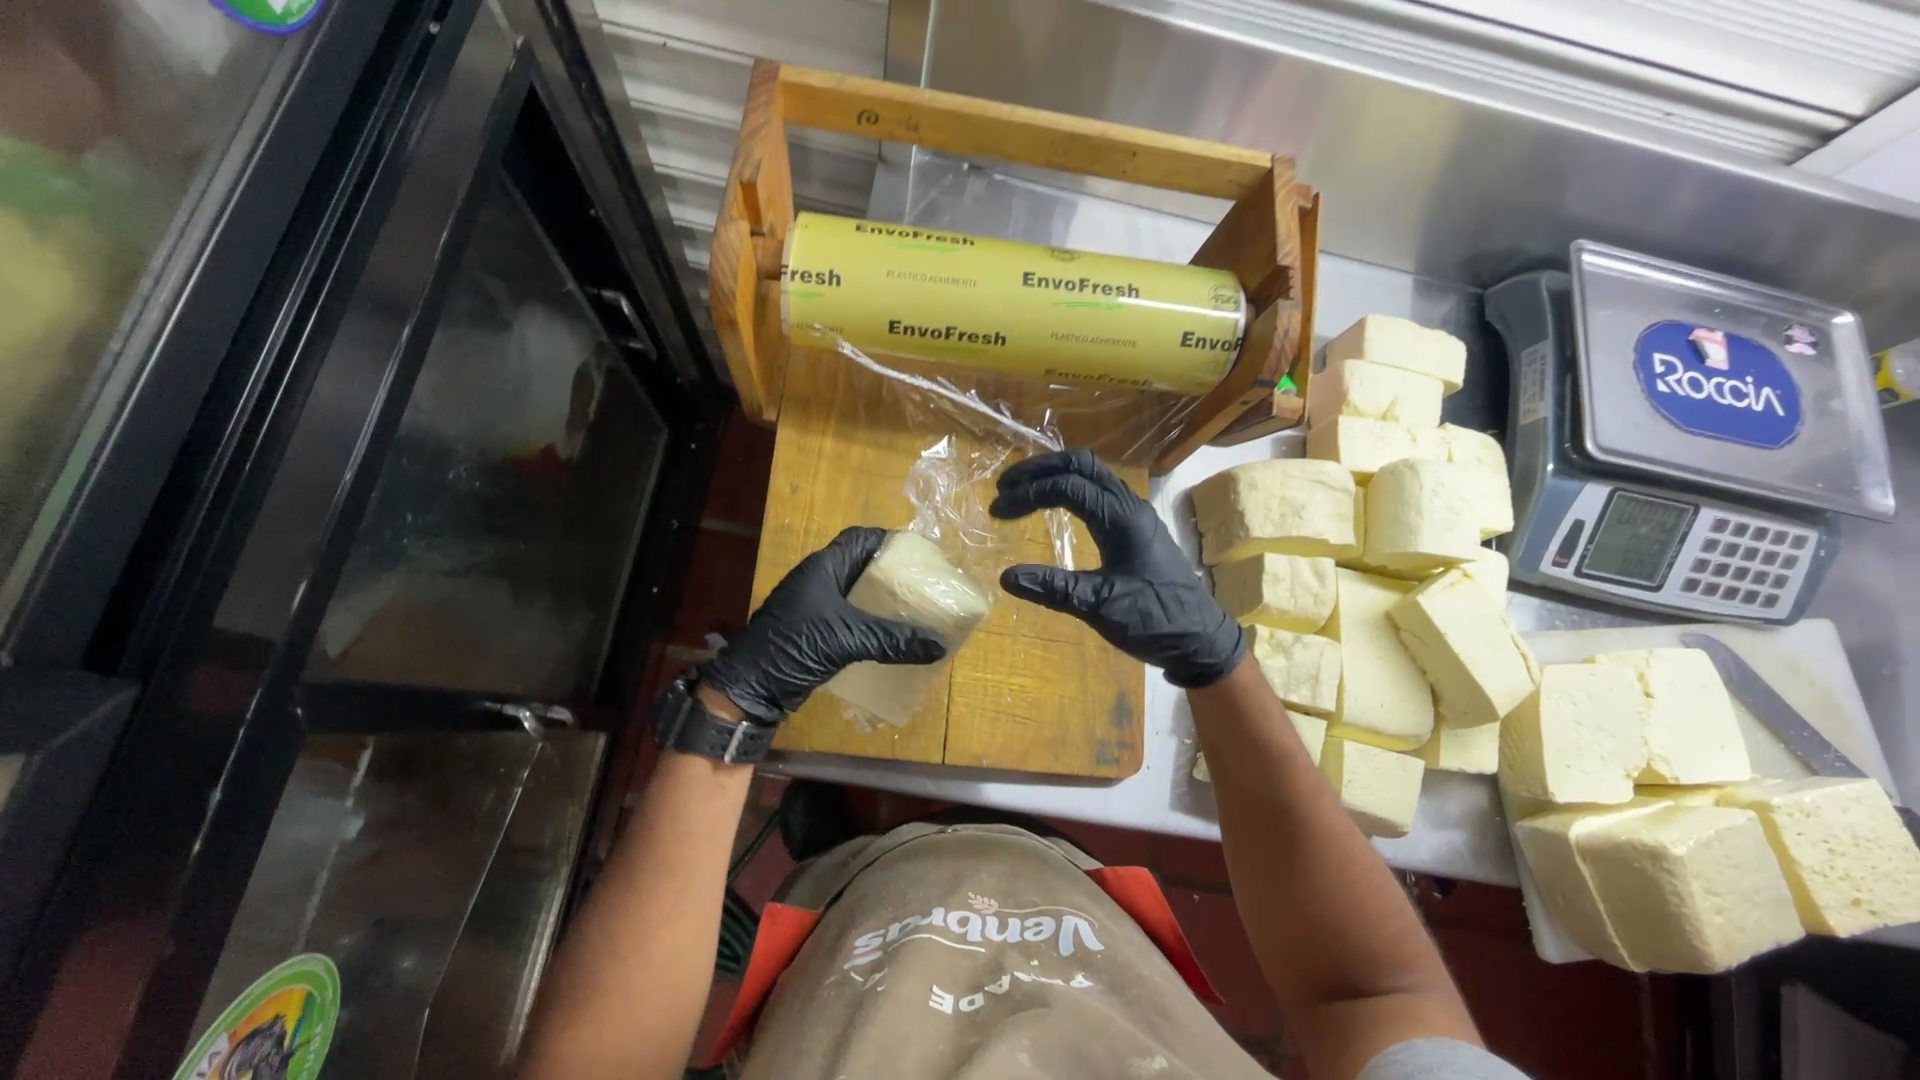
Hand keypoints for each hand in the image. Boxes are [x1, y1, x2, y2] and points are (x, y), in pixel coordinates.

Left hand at [700, 526, 948, 721]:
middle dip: (892, 574)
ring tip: (916, 610)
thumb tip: (939, 645)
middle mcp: (819, 581)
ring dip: (883, 602)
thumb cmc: (795, 646)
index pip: (860, 539)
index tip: (920, 553)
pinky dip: (872, 624)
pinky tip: (893, 638)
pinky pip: (851, 620)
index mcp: (823, 568)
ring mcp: (815, 608)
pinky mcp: (816, 632)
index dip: (889, 541)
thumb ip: (893, 640)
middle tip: (924, 584)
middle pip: (862, 566)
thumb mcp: (848, 639)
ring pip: (857, 595)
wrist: (752, 687)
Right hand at [989, 449, 1246, 688]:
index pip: (1067, 487)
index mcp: (1122, 519)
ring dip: (1056, 476)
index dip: (1029, 494)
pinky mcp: (1137, 529)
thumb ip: (1054, 589)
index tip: (998, 512)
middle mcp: (1130, 507)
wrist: (1199, 638)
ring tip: (1022, 492)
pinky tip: (1055, 508)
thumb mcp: (1099, 607)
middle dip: (1040, 469)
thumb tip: (1006, 576)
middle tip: (1005, 486)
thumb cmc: (1153, 620)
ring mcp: (1136, 515)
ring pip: (1093, 475)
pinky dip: (1071, 489)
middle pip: (1082, 465)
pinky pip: (1101, 492)